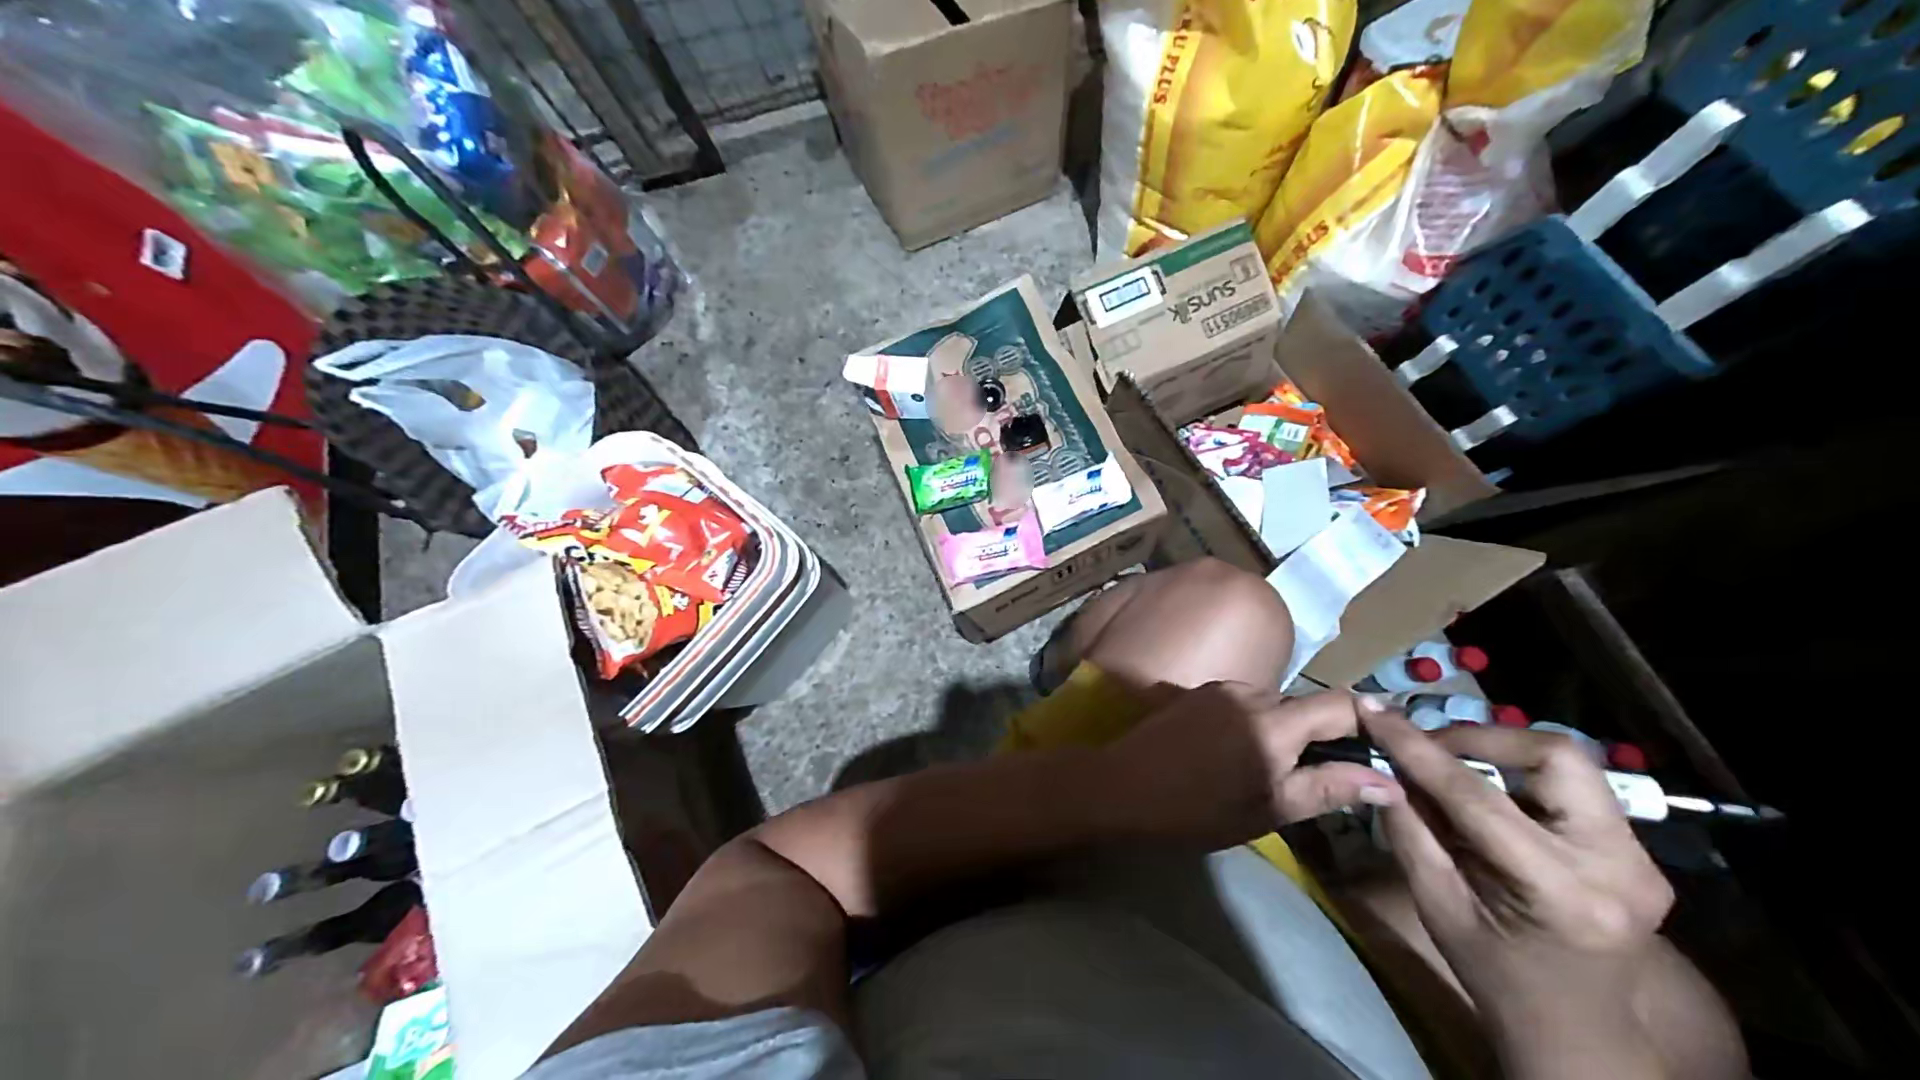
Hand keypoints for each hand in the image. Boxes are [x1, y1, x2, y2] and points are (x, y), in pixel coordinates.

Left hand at [1096, 684, 1401, 848]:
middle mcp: (1249, 691)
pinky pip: (1241, 702)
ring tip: (1270, 769)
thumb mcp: (1270, 809)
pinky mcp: (1193, 692)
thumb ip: (1330, 788)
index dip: (1368, 725)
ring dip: (1283, 730)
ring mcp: (1217, 688)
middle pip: (1305, 705)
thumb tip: (1389, 782)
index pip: (1341, 705)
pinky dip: (1252, 723)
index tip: (1380, 752)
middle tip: (1319, 776)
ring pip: (1272, 704)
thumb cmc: (1198, 810)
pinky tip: (1232, 754)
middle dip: (1320, 735)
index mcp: (1274, 721)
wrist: (1121, 788)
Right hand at [1359, 702, 1674, 1071]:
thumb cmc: (1493, 972)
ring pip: (1566, 761)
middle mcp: (1618, 864)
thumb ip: (1409, 828)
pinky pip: (1571, 785)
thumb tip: (1380, 766)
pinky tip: (1485, 790)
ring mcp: (1638, 856)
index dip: (1415, 746)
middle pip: (1553, 756)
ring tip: (1451, 765)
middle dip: (1478, 738)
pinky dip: (1517, 773)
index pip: (1475, 794)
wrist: (1576, 1027)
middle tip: (1427, 747)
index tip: (1372, 710)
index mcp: (1561, 889)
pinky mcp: (1634, 849)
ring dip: (1499, 751)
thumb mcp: (1434, 902)